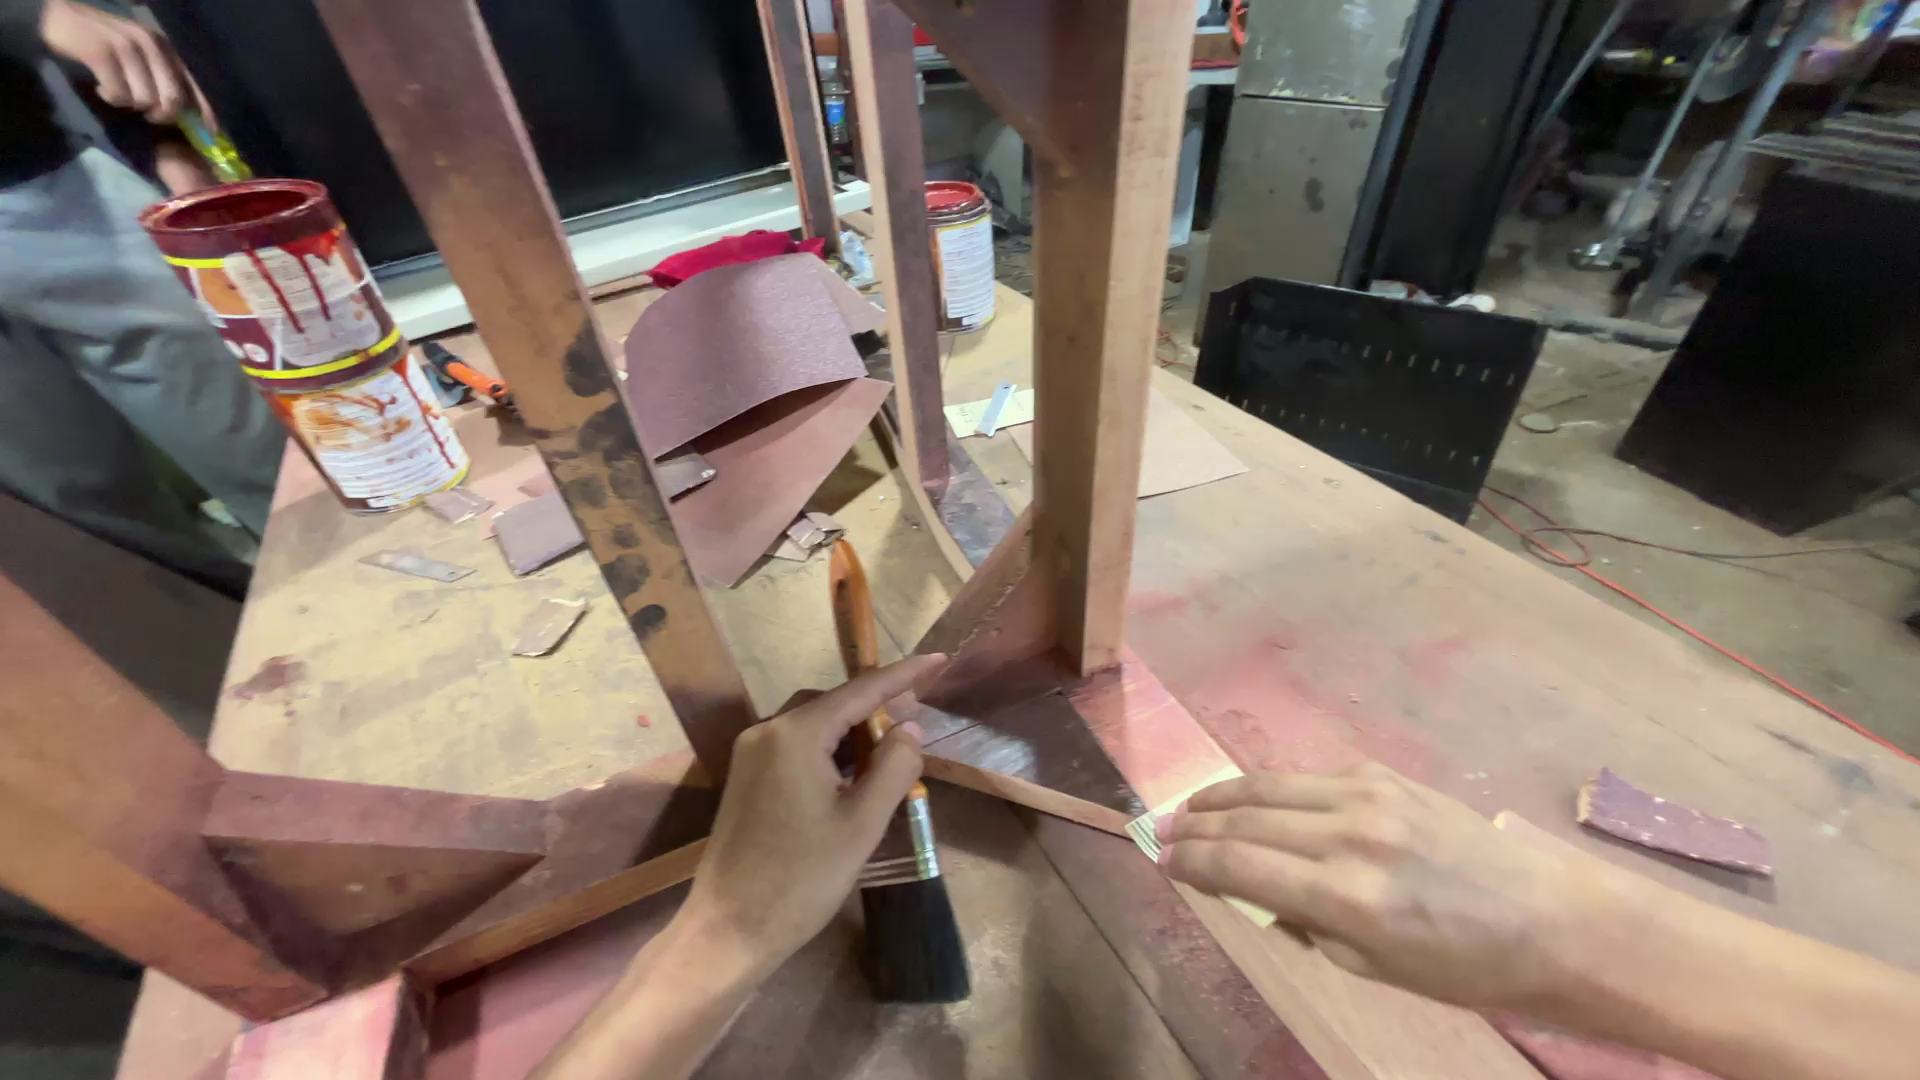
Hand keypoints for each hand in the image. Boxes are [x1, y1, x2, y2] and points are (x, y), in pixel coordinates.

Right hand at [40, 0, 196, 122]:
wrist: (53, 16)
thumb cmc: (104, 43)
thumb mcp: (143, 57)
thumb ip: (166, 79)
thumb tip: (193, 115)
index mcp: (165, 48)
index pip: (194, 86)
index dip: (205, 112)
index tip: (211, 132)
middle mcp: (150, 45)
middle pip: (172, 100)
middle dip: (162, 114)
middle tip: (147, 113)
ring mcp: (125, 47)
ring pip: (146, 100)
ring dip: (132, 104)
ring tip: (120, 93)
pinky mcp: (100, 53)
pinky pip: (119, 95)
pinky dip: (112, 98)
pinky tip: (103, 88)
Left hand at [678, 653, 947, 978]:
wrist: (729, 931)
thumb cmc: (802, 879)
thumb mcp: (863, 822)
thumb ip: (894, 765)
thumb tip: (909, 727)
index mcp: (796, 734)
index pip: (860, 690)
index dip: (903, 674)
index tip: (937, 659)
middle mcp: (767, 730)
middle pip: (834, 704)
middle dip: (875, 713)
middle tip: (913, 735)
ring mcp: (751, 753)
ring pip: (814, 725)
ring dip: (852, 736)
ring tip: (885, 764)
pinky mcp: (746, 777)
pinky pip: (795, 746)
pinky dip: (827, 752)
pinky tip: (848, 782)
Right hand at [1159, 762, 1592, 1010]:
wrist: (1555, 922)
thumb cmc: (1466, 967)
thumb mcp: (1373, 967)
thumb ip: (1300, 921)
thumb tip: (1244, 887)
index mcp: (1346, 897)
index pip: (1238, 866)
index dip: (1191, 861)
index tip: (1163, 859)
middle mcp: (1348, 836)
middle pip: (1243, 820)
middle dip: (1195, 825)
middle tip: (1162, 828)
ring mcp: (1366, 796)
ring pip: (1266, 786)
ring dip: (1220, 796)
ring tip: (1191, 805)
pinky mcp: (1383, 776)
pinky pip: (1307, 778)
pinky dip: (1270, 789)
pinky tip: (1255, 799)